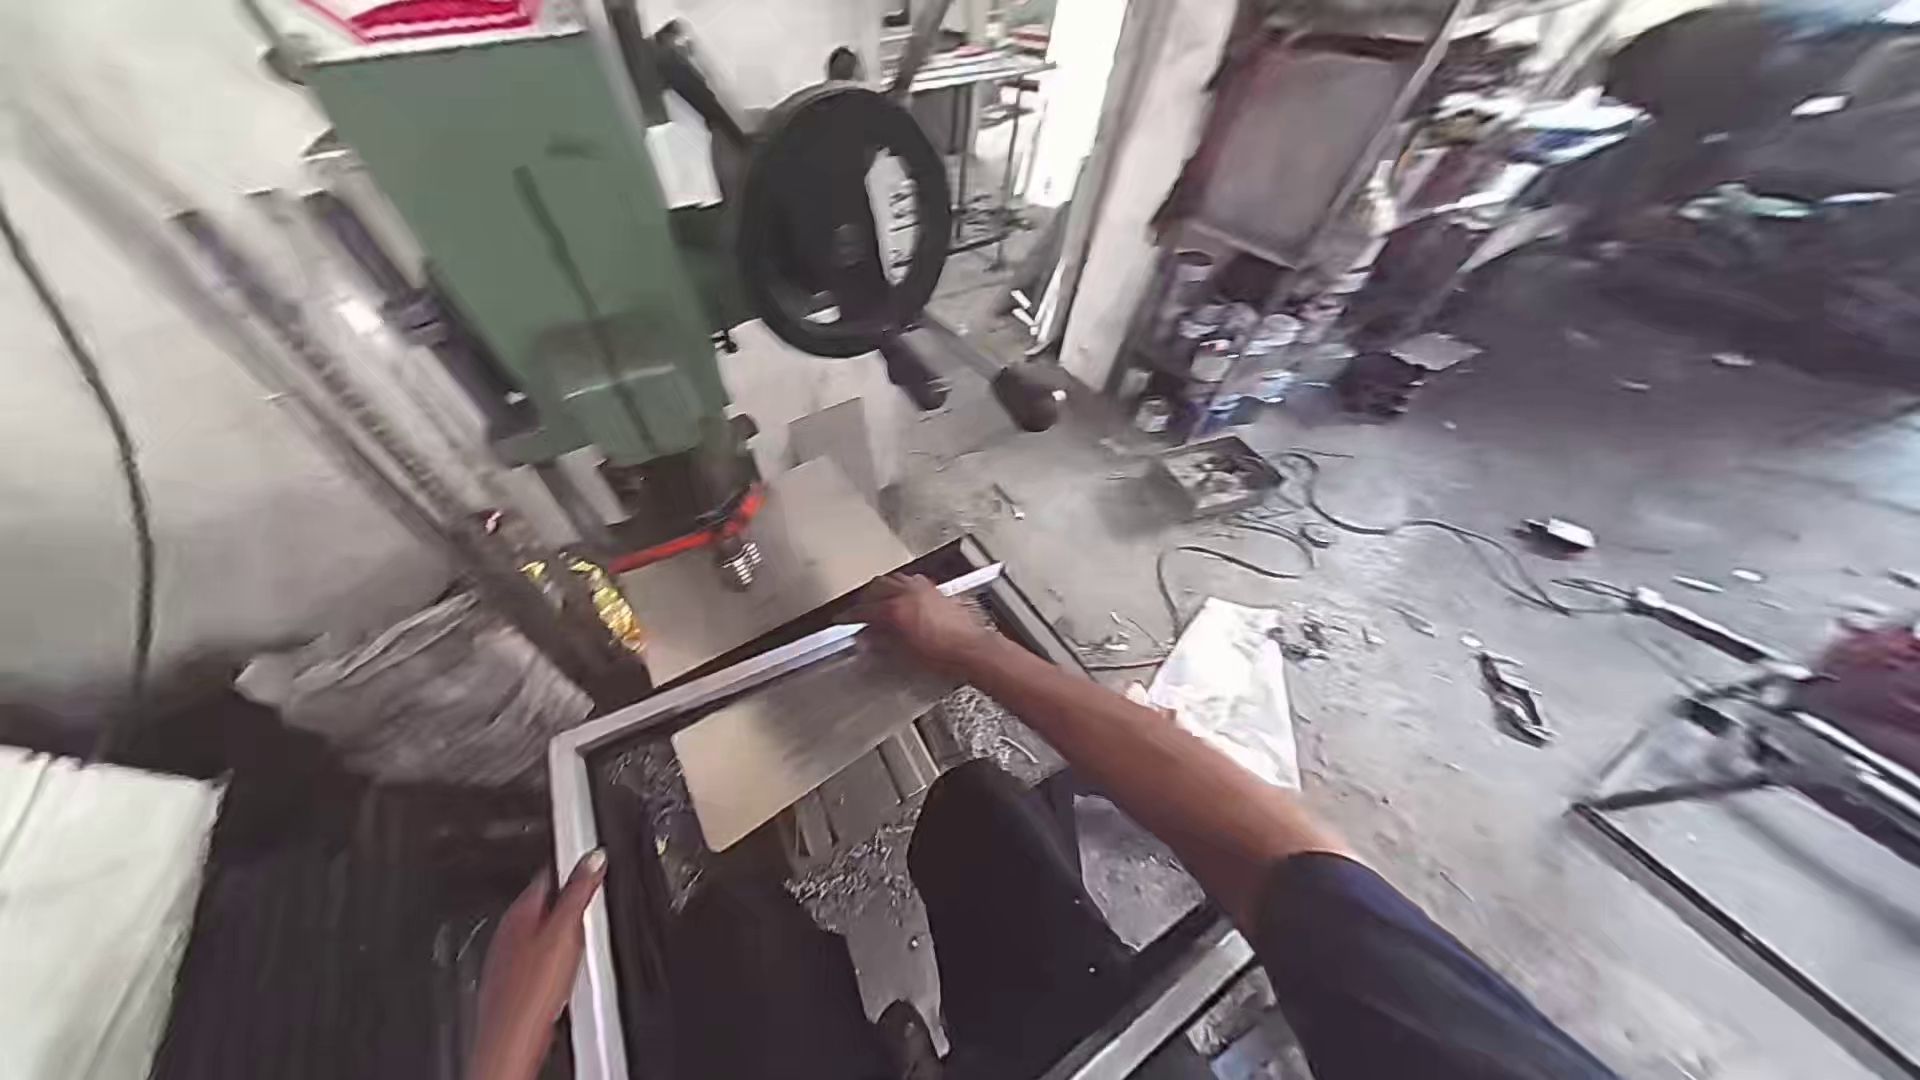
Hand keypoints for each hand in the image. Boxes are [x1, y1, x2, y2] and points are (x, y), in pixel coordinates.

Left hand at [469, 850, 606, 1079]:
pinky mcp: (518, 979)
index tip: (597, 865)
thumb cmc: (531, 991)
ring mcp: (511, 956)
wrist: (513, 1043)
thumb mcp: (566, 929)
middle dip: (576, 904)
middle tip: (592, 911)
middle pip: (552, 902)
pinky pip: (547, 953)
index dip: (577, 868)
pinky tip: (569, 967)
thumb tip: (595, 857)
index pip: (551, 873)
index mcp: (519, 912)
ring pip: (550, 929)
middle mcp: (510, 931)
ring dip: (570, 931)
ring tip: (583, 943)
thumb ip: (581, 890)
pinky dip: (562, 954)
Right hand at [854, 573, 998, 672]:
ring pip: (895, 580)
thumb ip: (881, 643)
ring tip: (878, 600)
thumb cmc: (943, 654)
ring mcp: (924, 589)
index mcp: (896, 609)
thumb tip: (867, 639)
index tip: (843, 619)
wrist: (971, 649)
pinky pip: (912, 581)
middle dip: (865, 597)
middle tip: (859, 609)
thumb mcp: (903, 653)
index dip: (851, 616)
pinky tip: (904, 596)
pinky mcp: (937, 591)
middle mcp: (909, 593)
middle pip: (878, 587)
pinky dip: (902, 586)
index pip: (865, 610)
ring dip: (883, 588)